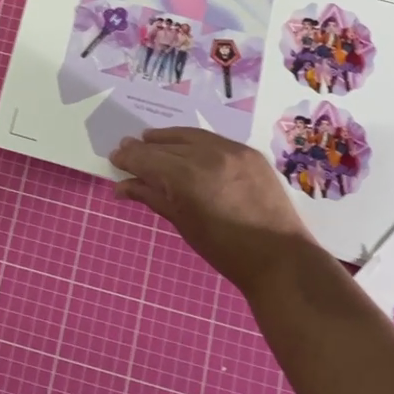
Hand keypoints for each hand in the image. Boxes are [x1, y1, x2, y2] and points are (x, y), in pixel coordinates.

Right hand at [110, 127, 312, 295]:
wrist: (279, 258)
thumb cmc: (225, 250)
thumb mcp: (183, 224)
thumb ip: (152, 197)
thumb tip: (122, 186)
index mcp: (186, 177)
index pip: (147, 159)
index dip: (128, 158)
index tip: (115, 158)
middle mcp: (206, 155)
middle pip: (164, 146)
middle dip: (143, 149)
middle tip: (126, 149)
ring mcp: (231, 150)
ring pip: (188, 136)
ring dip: (166, 138)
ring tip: (150, 140)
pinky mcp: (248, 152)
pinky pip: (213, 139)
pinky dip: (194, 140)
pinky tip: (184, 144)